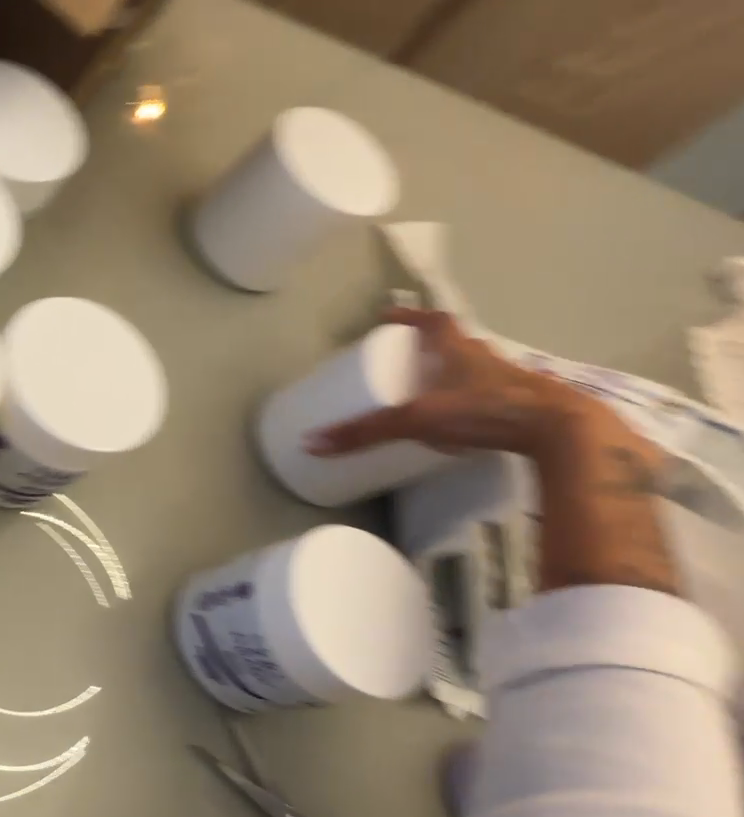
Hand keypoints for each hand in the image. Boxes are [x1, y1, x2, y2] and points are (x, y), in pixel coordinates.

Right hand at [310, 308, 676, 594]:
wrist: (563, 429)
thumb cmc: (488, 410)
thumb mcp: (417, 420)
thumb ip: (365, 432)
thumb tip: (310, 443)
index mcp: (458, 349)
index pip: (433, 321)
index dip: (410, 316)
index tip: (388, 316)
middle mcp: (486, 357)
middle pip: (455, 342)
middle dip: (428, 348)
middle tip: (403, 359)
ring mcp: (510, 380)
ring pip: (475, 368)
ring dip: (452, 374)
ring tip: (427, 391)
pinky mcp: (525, 404)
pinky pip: (490, 394)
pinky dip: (472, 400)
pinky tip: (461, 419)